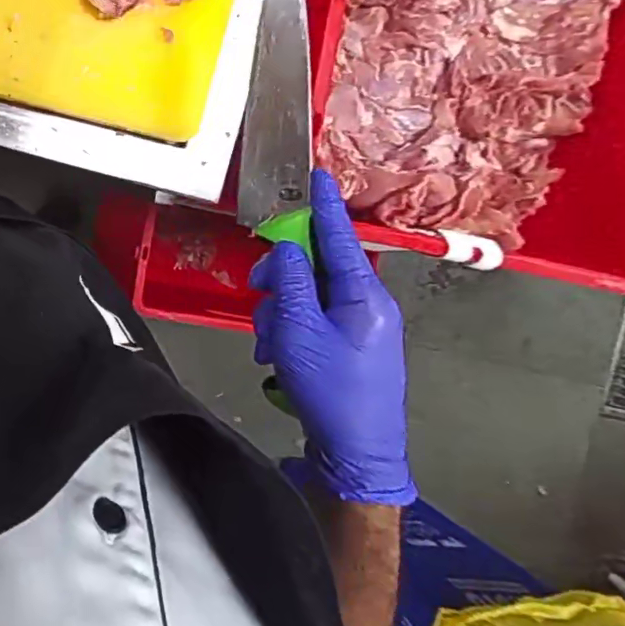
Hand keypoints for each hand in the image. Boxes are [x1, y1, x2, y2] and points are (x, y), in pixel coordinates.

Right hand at [250, 170, 416, 505]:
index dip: (325, 206)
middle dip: (279, 279)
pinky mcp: (346, 344)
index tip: (319, 175)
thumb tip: (288, 246)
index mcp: (364, 295)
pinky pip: (309, 319)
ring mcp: (358, 325)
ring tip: (272, 346)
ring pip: (304, 295)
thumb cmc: (332, 389)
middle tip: (258, 293)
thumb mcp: (300, 330)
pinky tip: (278, 354)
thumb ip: (291, 282)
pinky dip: (287, 331)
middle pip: (314, 267)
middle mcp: (366, 303)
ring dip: (278, 314)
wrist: (358, 451)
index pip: (340, 237)